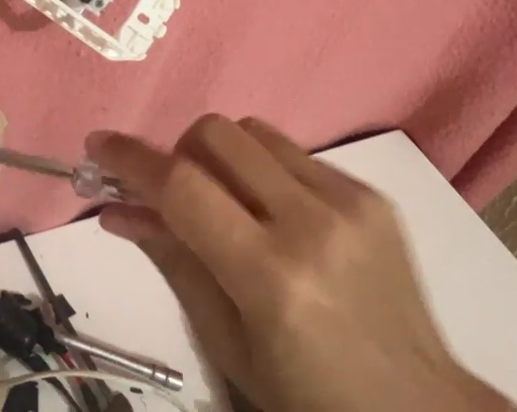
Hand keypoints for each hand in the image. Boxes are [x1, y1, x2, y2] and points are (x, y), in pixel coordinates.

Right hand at [90, 116, 515, 411]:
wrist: (419, 408)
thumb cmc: (306, 393)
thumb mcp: (227, 341)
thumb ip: (171, 260)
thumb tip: (114, 209)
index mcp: (270, 276)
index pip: (182, 188)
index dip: (131, 159)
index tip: (98, 145)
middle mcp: (311, 224)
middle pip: (217, 136)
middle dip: (178, 152)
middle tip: (171, 192)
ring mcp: (349, 203)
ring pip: (253, 131)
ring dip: (221, 156)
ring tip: (225, 201)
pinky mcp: (373, 196)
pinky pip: (294, 152)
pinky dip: (265, 170)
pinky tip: (274, 213)